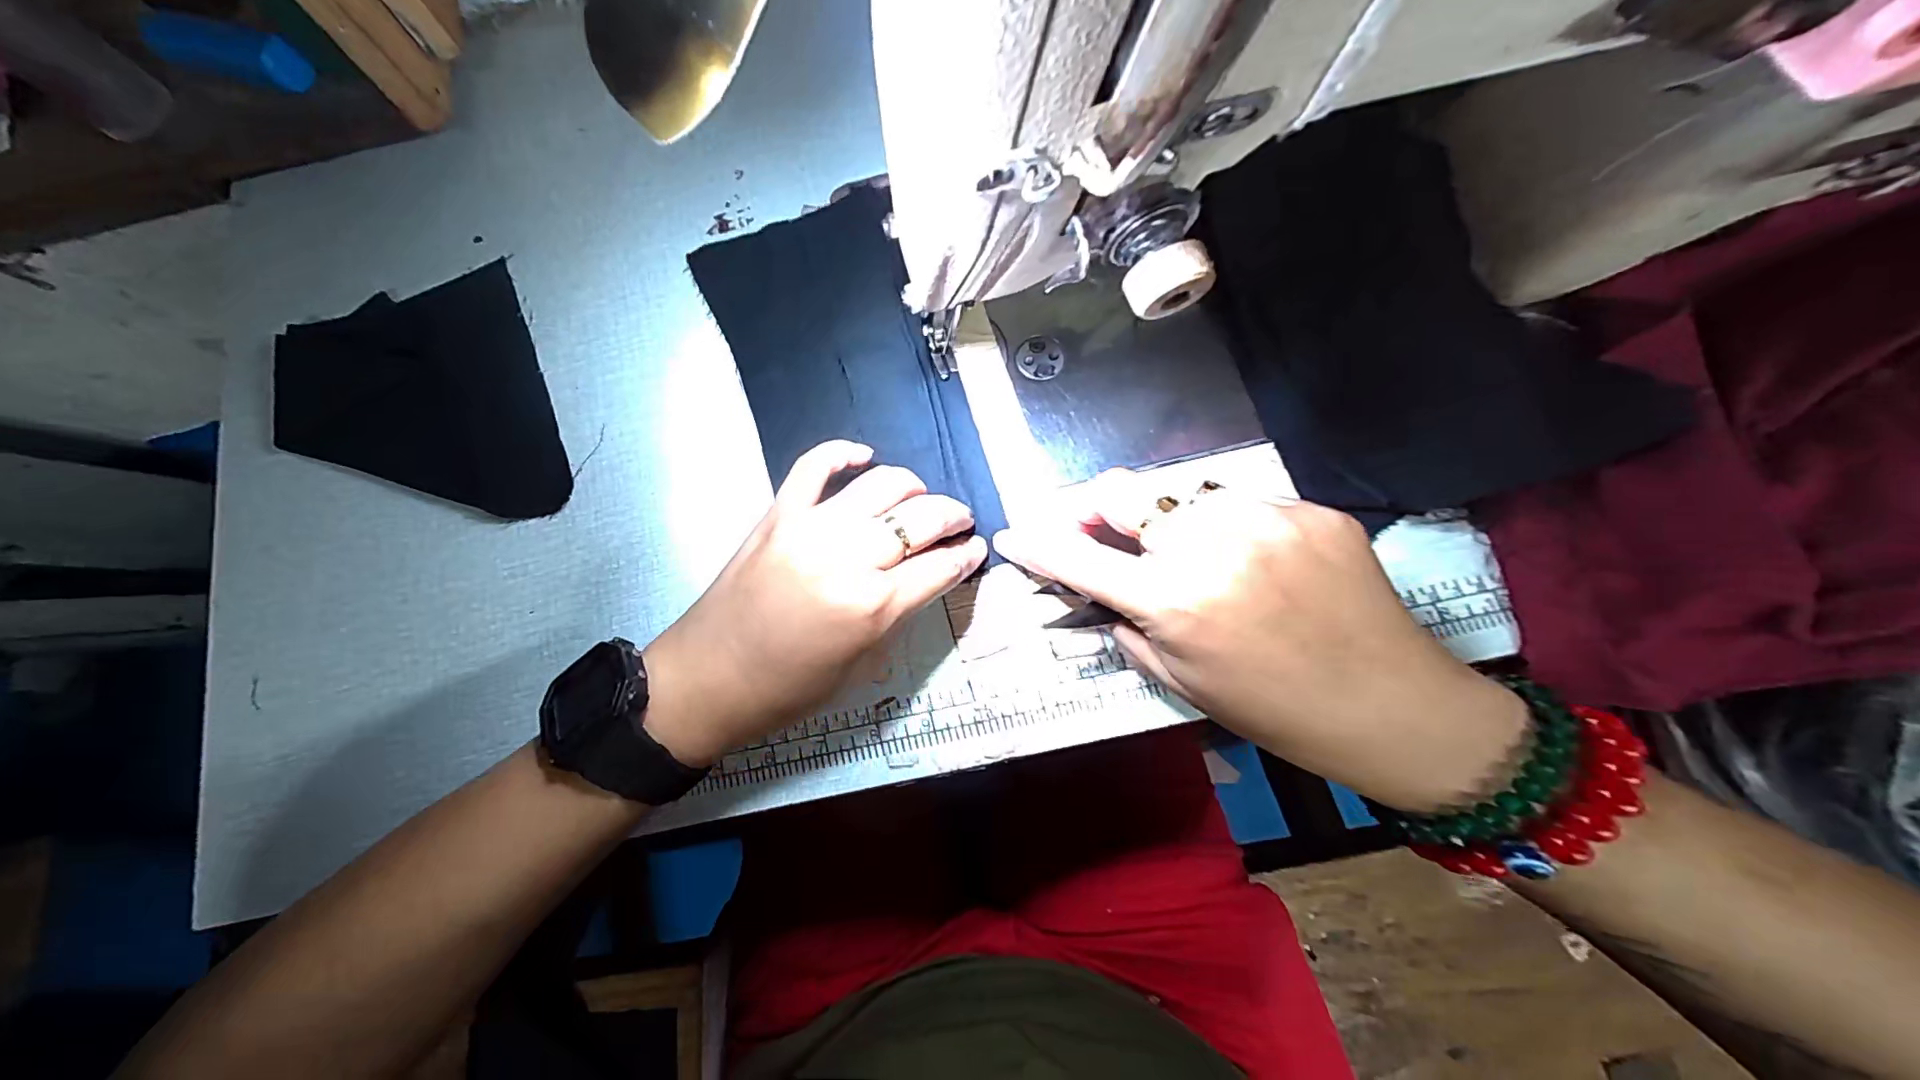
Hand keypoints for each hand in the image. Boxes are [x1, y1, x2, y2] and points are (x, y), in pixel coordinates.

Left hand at [640, 441, 987, 766]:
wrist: (709, 678)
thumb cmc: (789, 688)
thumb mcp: (861, 663)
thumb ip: (899, 613)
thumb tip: (931, 575)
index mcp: (873, 607)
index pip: (939, 567)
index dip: (966, 556)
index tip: (976, 548)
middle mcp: (848, 559)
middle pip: (920, 520)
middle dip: (952, 517)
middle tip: (961, 521)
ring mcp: (810, 529)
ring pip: (880, 486)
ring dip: (913, 487)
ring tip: (921, 497)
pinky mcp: (778, 514)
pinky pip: (814, 466)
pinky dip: (842, 453)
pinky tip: (863, 456)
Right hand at [993, 470, 1527, 812]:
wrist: (1391, 705)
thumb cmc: (1273, 709)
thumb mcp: (1184, 682)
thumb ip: (1132, 629)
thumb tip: (1102, 594)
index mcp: (1175, 603)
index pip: (1082, 562)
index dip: (1040, 548)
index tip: (1015, 536)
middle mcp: (1212, 549)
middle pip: (1126, 496)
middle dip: (1107, 512)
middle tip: (1112, 529)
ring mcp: (1267, 520)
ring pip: (1188, 496)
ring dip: (1178, 522)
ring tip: (1205, 556)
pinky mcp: (1311, 510)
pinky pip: (1247, 502)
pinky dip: (1234, 526)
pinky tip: (1259, 560)